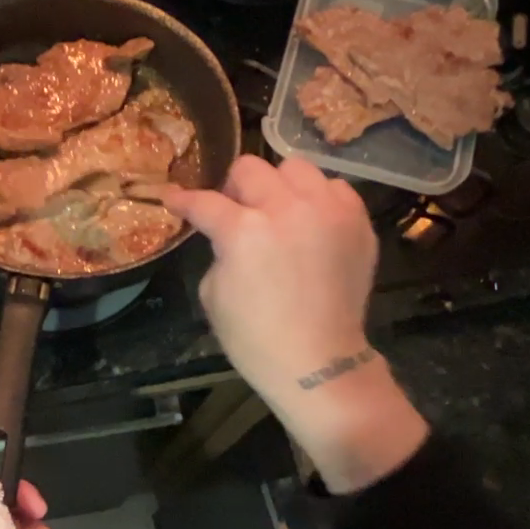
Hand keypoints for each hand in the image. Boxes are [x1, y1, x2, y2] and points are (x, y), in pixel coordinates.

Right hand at [166, 156, 427, 492]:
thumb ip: (219, 251)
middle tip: (233, 210)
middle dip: (233, 188)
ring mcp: (328, 210)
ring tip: (276, 212)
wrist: (317, 360)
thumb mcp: (214, 294)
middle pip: (250, 168)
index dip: (183, 200)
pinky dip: (315, 199)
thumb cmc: (254, 338)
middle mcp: (287, 208)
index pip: (205, 203)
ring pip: (295, 168)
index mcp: (243, 232)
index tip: (172, 197)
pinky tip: (308, 223)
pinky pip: (333, 188)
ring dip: (277, 186)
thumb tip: (228, 235)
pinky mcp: (357, 220)